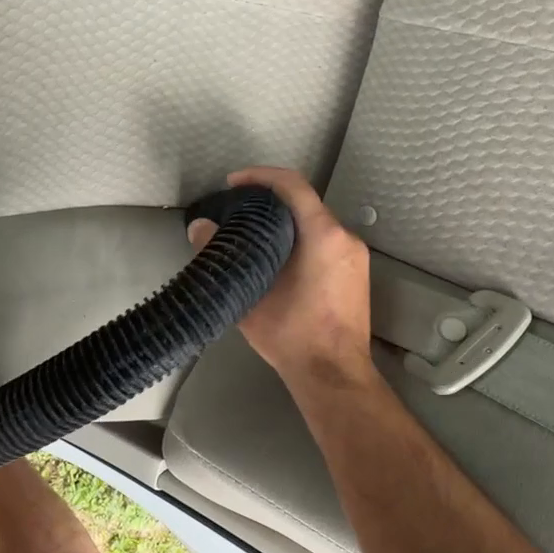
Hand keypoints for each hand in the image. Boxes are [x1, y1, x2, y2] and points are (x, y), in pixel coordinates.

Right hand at [189, 167, 372, 381]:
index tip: (232, 183)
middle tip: (235, 209)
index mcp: (323, 235)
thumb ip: (222, 256)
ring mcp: (354, 256)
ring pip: (314, 223)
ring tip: (249, 233)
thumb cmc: (292, 334)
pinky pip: (324, 241)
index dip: (260, 176)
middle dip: (268, 200)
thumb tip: (198, 227)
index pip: (293, 185)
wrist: (334, 376)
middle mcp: (345, 238)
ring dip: (283, 221)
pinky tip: (274, 256)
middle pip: (304, 202)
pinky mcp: (355, 273)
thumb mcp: (247, 294)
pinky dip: (298, 237)